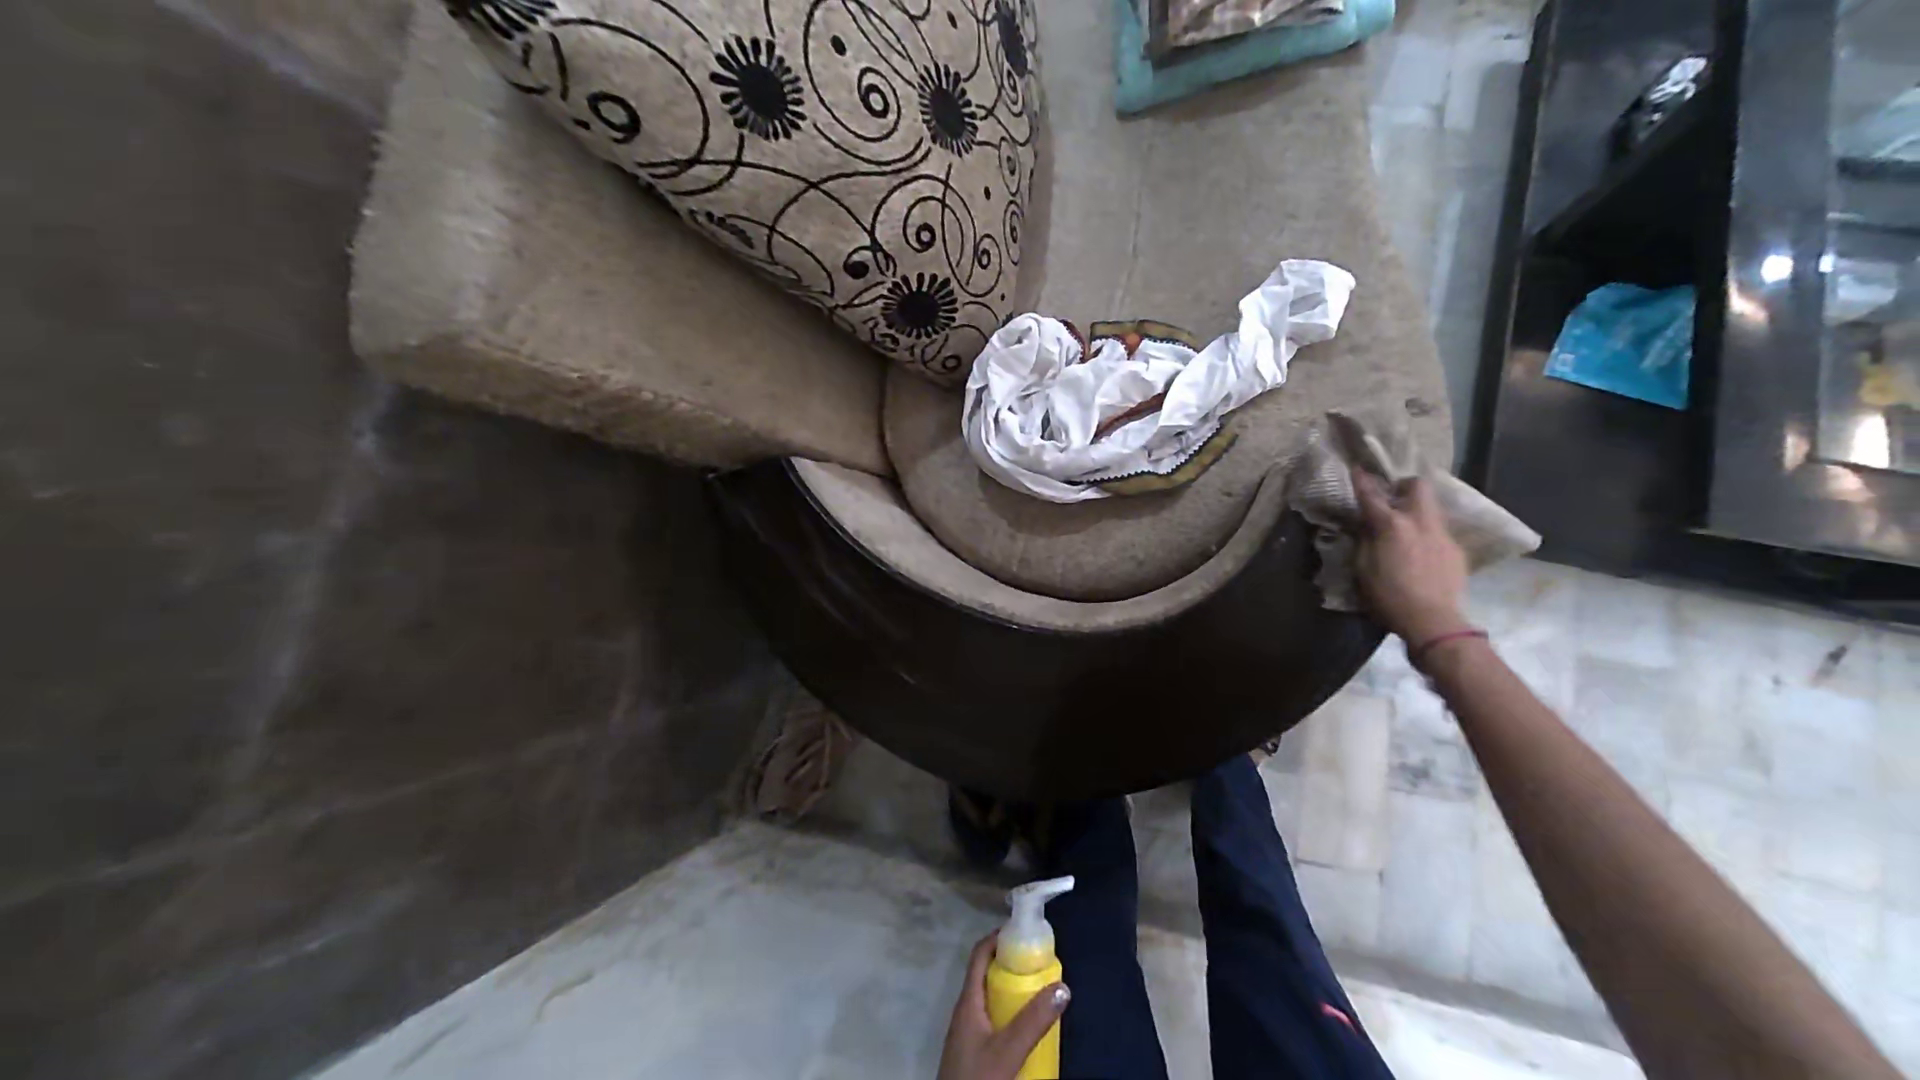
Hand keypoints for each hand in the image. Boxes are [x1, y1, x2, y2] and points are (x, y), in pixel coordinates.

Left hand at [936, 932, 1069, 1079]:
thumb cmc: (977, 1078)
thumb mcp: (1008, 1051)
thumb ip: (1034, 1020)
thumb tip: (1063, 986)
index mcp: (968, 1000)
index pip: (979, 953)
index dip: (999, 937)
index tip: (1025, 932)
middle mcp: (966, 1009)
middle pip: (987, 974)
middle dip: (1012, 965)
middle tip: (1040, 963)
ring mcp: (968, 1031)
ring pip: (990, 997)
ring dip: (1012, 990)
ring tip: (1040, 991)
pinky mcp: (973, 1049)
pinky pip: (992, 1018)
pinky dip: (1010, 1012)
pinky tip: (1028, 1027)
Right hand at [1354, 472, 1469, 643]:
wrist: (1433, 620)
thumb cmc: (1387, 596)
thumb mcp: (1362, 568)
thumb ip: (1364, 541)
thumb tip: (1365, 526)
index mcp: (1392, 525)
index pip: (1372, 496)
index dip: (1362, 480)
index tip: (1357, 468)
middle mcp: (1420, 522)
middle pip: (1418, 487)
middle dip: (1404, 486)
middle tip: (1392, 496)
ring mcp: (1442, 535)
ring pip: (1431, 509)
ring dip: (1416, 510)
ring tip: (1405, 526)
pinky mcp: (1455, 551)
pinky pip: (1438, 533)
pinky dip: (1426, 535)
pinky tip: (1419, 554)